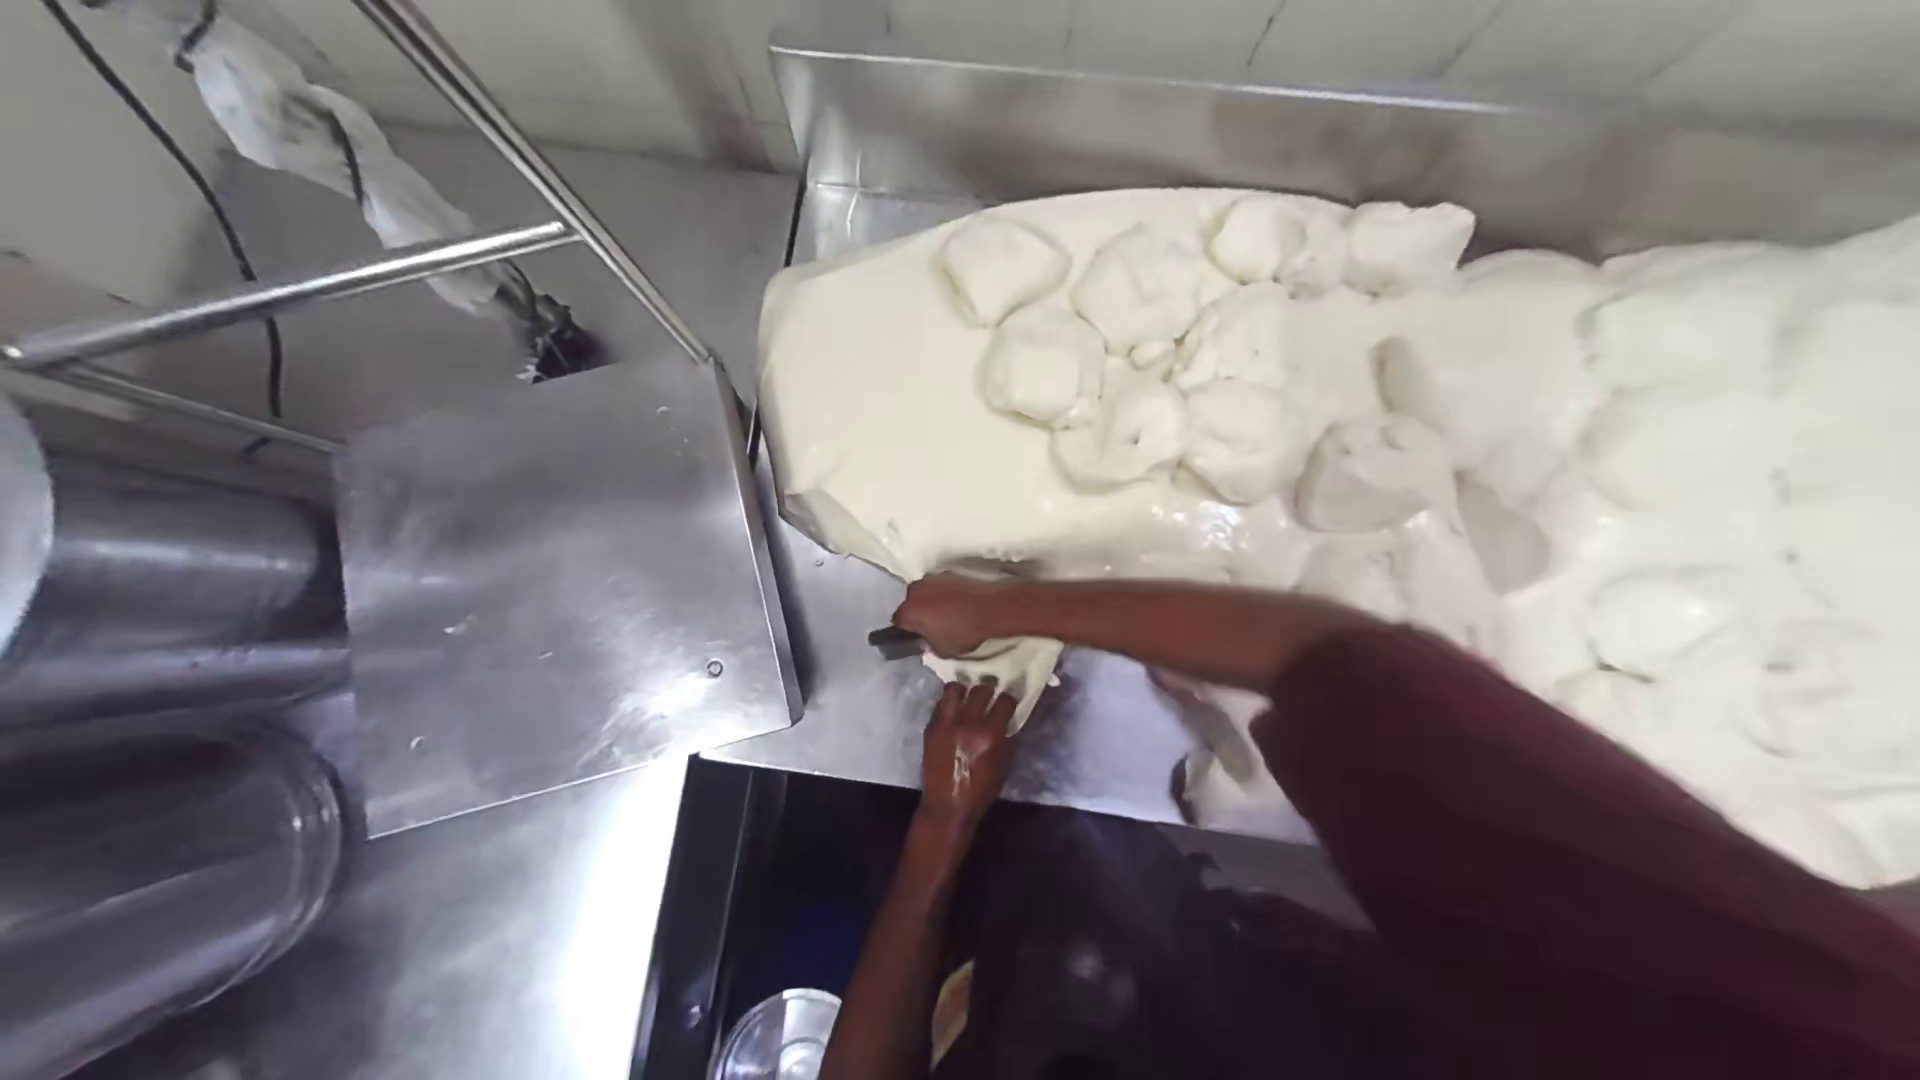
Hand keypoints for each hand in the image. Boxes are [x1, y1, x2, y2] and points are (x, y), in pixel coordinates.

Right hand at [893, 574, 1015, 657]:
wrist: (990, 608)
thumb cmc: (963, 632)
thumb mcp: (942, 650)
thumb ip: (927, 645)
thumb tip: (927, 640)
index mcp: (909, 610)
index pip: (898, 623)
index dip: (907, 632)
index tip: (918, 637)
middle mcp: (915, 590)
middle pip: (911, 605)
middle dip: (918, 614)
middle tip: (933, 627)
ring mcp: (932, 579)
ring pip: (925, 593)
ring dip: (931, 602)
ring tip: (947, 615)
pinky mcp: (949, 573)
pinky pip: (940, 587)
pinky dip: (944, 594)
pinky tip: (957, 604)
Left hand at [918, 681, 1017, 835]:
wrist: (947, 806)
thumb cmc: (980, 790)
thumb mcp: (1003, 765)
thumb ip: (1007, 738)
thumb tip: (1007, 719)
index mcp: (990, 734)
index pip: (1004, 701)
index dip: (1009, 699)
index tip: (1009, 701)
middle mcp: (968, 723)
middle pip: (981, 690)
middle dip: (989, 690)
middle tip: (990, 695)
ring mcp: (946, 723)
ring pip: (954, 688)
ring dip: (965, 690)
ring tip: (968, 696)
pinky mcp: (931, 727)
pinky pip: (940, 704)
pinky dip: (949, 703)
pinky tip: (954, 709)